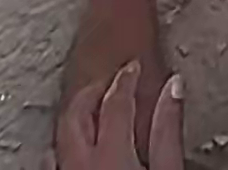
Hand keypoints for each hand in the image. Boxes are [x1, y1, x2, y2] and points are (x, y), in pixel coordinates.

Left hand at [56, 62, 183, 169]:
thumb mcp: (169, 169)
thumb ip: (168, 129)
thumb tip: (174, 86)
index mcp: (110, 152)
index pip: (115, 101)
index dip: (126, 79)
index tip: (134, 67)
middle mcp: (80, 164)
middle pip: (78, 114)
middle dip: (94, 91)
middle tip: (113, 80)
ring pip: (59, 138)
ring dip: (76, 119)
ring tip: (94, 110)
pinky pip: (53, 162)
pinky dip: (62, 148)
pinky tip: (74, 148)